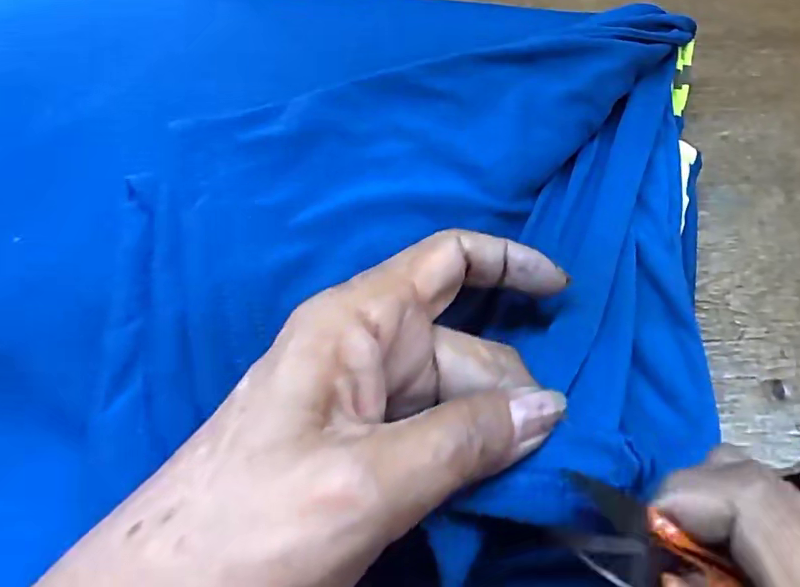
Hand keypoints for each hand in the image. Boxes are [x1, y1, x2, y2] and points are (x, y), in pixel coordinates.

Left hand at [39, 230, 571, 586]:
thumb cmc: (237, 540)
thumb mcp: (362, 486)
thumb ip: (465, 440)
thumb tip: (552, 408)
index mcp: (356, 322)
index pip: (448, 259)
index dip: (509, 261)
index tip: (562, 290)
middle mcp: (363, 349)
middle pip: (465, 343)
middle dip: (510, 385)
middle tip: (549, 440)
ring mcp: (360, 404)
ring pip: (455, 395)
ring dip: (494, 428)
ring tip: (526, 470)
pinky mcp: (358, 451)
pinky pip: (436, 433)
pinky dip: (470, 452)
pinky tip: (493, 483)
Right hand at [655, 447, 799, 586]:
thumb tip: (662, 565)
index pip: (751, 495)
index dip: (685, 498)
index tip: (642, 533)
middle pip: (757, 475)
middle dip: (696, 500)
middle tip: (661, 552)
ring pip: (775, 484)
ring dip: (725, 512)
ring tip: (700, 564)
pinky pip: (799, 509)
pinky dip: (758, 526)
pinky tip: (748, 572)